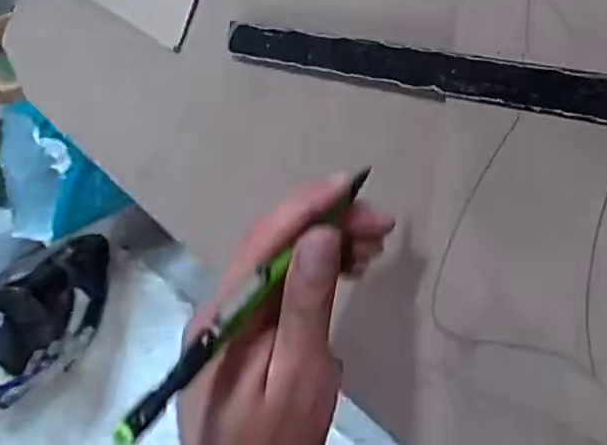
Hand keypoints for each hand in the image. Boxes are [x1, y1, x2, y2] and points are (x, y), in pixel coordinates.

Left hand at [180, 174, 395, 444]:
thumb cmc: (275, 442)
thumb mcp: (297, 377)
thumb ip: (306, 304)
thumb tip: (322, 233)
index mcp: (225, 311)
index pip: (267, 237)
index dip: (309, 204)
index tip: (351, 185)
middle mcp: (225, 302)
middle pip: (279, 240)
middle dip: (331, 221)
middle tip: (381, 224)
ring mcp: (238, 312)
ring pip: (286, 254)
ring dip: (331, 240)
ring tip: (374, 244)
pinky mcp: (254, 325)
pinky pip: (289, 277)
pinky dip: (323, 264)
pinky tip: (352, 264)